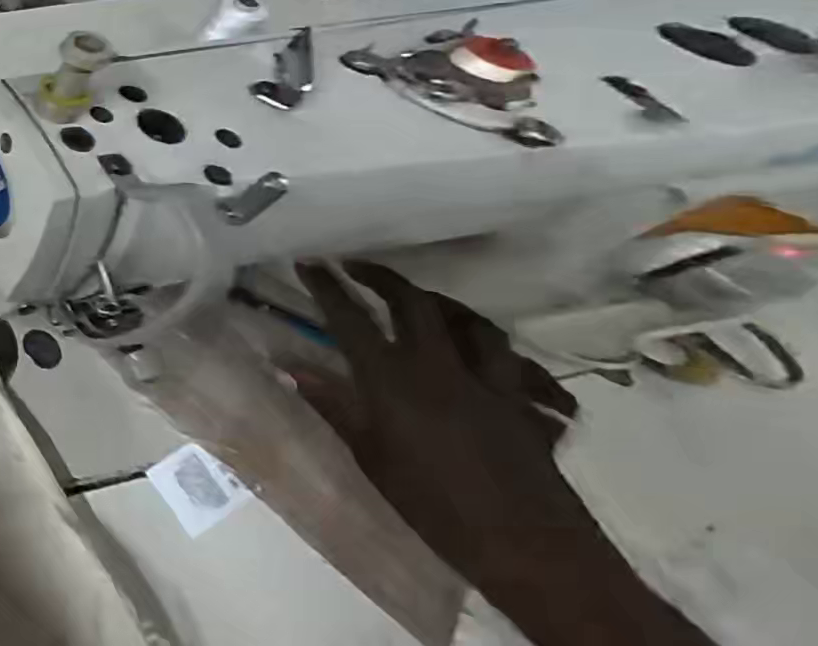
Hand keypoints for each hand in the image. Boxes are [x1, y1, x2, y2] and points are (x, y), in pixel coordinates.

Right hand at [294, 262, 713, 645]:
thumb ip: (332, 405)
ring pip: (472, 323)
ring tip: (424, 303)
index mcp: (394, 380)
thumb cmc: (434, 507)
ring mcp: (491, 384)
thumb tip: (286, 366)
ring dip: (443, 305)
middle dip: (383, 277)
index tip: (309, 262)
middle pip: (415, 302)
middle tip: (357, 267)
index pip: (351, 319)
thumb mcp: (369, 457)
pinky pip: (519, 366)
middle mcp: (441, 368)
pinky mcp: (527, 405)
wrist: (531, 554)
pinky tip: (494, 360)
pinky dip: (501, 355)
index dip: (327, 286)